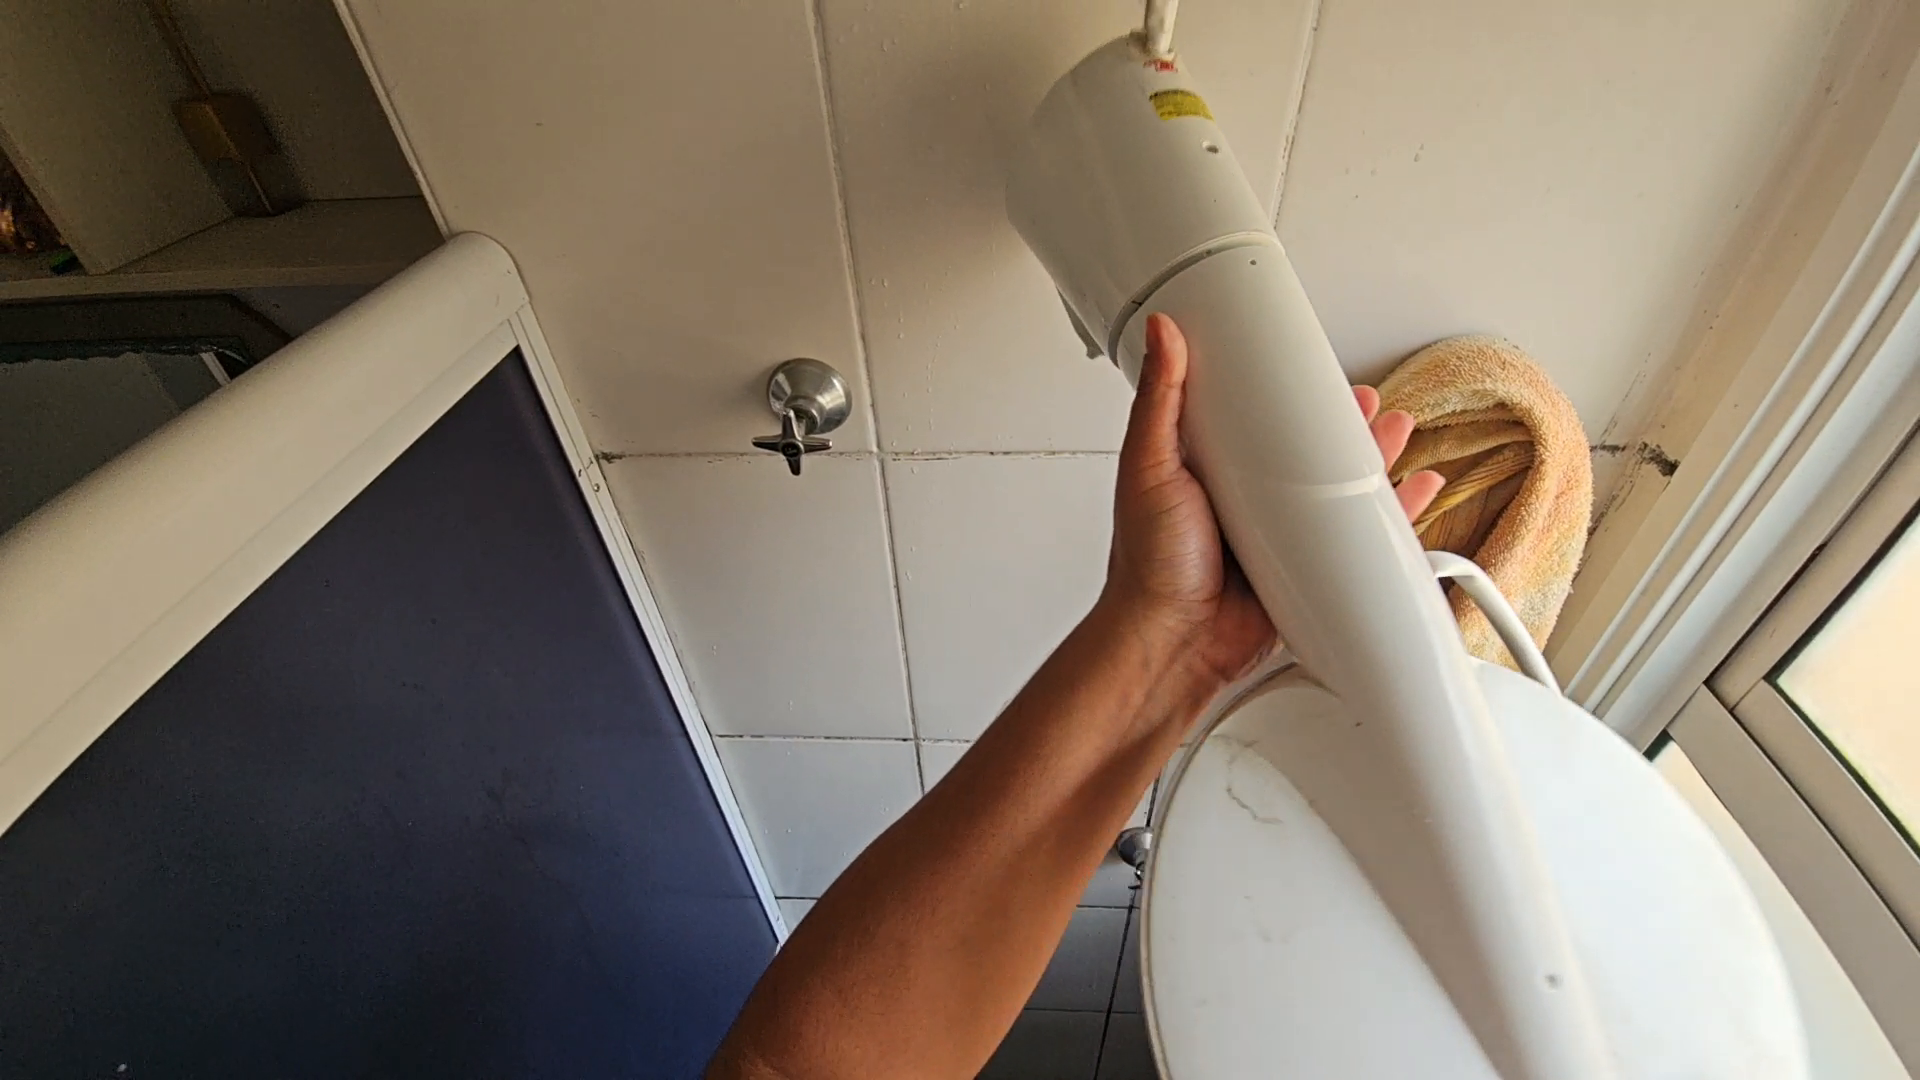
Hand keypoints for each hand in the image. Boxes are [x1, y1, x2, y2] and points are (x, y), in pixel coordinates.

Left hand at [1100, 313, 1445, 687]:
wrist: (1173, 640)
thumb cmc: (1150, 565)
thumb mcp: (1149, 468)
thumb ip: (1159, 403)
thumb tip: (1162, 334)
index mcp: (1204, 469)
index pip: (1248, 418)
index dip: (1280, 391)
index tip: (1306, 369)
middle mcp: (1240, 499)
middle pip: (1300, 450)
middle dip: (1338, 424)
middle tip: (1362, 402)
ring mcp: (1273, 534)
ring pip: (1332, 490)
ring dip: (1370, 461)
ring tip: (1394, 434)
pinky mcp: (1300, 569)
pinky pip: (1350, 538)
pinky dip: (1386, 517)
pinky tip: (1409, 495)